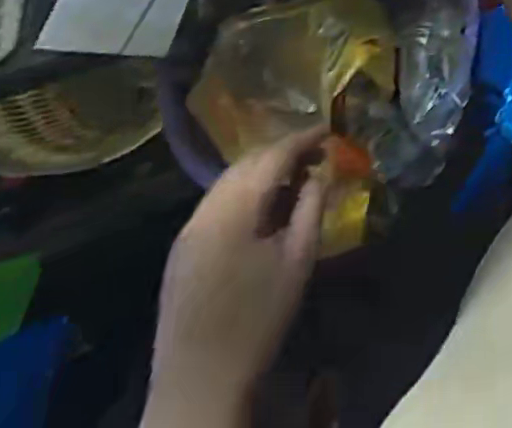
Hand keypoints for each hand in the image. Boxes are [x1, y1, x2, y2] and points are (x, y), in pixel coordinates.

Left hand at [146, 126, 327, 425]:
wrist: (198, 382)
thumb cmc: (258, 319)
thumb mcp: (297, 261)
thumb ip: (311, 208)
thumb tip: (320, 174)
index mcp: (234, 208)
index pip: (272, 156)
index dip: (302, 139)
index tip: (329, 130)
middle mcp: (205, 209)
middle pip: (247, 163)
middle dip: (283, 152)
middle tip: (317, 155)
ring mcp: (188, 229)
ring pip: (229, 181)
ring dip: (262, 172)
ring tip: (295, 179)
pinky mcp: (182, 249)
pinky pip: (217, 203)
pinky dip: (244, 193)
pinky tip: (263, 209)